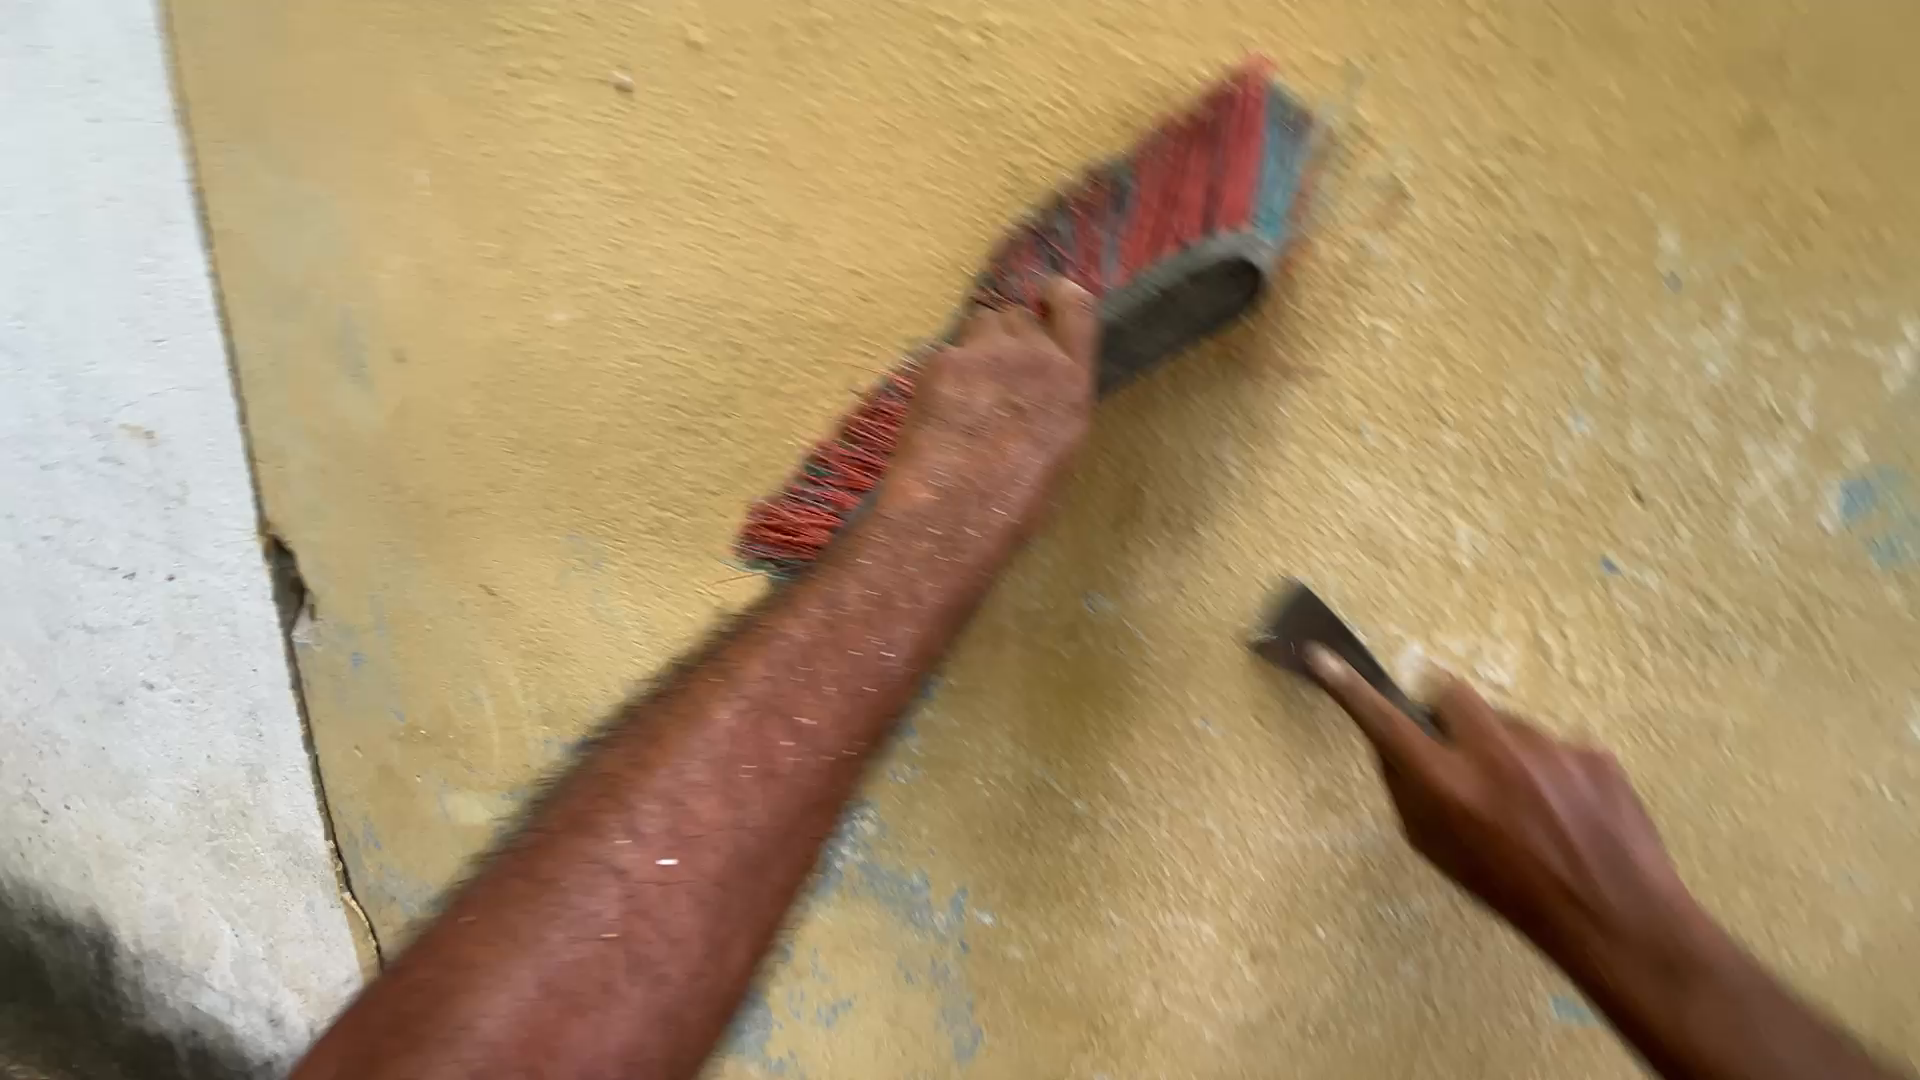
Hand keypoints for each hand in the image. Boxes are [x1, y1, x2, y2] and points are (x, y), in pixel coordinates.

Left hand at [882, 277, 1097, 553]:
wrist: (954, 516)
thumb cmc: (1012, 509)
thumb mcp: (1057, 459)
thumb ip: (1052, 410)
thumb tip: (1036, 401)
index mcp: (1072, 387)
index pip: (1077, 309)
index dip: (1058, 294)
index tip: (1046, 292)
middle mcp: (1035, 359)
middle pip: (1017, 317)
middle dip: (1006, 337)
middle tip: (990, 377)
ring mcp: (987, 355)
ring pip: (979, 325)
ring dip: (974, 348)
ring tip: (963, 394)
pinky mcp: (943, 362)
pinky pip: (943, 354)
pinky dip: (940, 375)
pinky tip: (935, 413)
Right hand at [1305, 647, 1703, 965]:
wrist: (1620, 920)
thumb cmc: (1507, 888)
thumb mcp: (1433, 845)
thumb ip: (1407, 787)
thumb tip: (1392, 744)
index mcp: (1446, 783)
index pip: (1382, 720)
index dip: (1346, 686)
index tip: (1319, 655)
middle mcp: (1493, 754)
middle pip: (1450, 693)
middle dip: (1446, 712)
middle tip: (1460, 750)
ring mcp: (1550, 748)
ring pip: (1506, 723)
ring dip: (1503, 748)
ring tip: (1529, 799)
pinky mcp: (1594, 753)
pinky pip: (1554, 744)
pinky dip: (1549, 767)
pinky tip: (1567, 807)